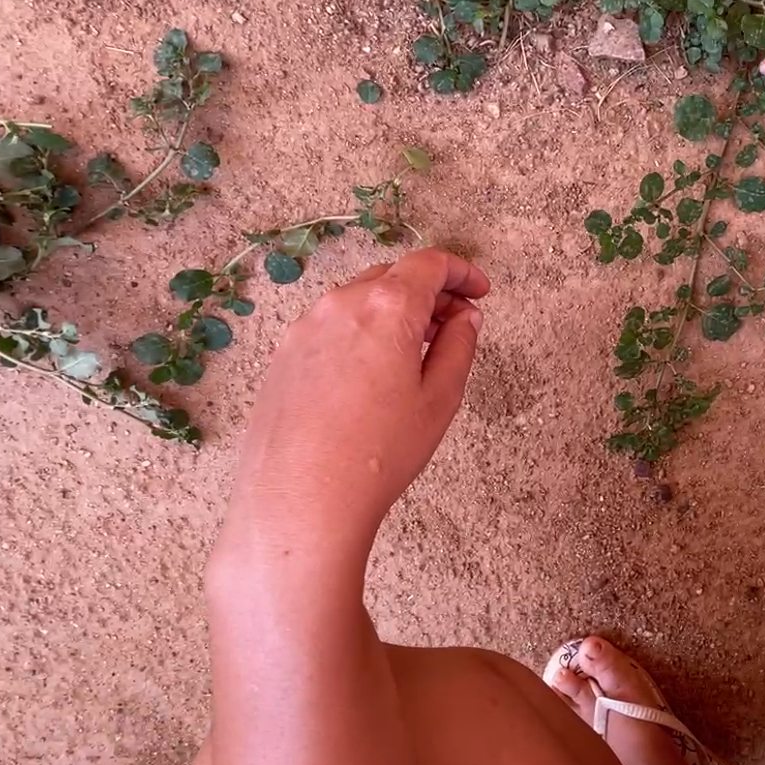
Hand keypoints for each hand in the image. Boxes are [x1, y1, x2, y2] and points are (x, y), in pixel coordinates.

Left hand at [225, 248, 489, 553]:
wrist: (300, 500)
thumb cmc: (379, 452)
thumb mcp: (440, 398)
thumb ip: (459, 346)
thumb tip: (465, 319)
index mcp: (386, 308)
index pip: (430, 263)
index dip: (462, 272)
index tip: (480, 292)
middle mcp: (340, 305)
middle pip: (394, 276)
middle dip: (431, 292)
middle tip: (457, 324)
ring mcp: (305, 329)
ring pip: (361, 299)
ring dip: (396, 311)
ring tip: (418, 352)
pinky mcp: (284, 355)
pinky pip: (333, 325)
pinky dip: (364, 330)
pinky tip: (375, 372)